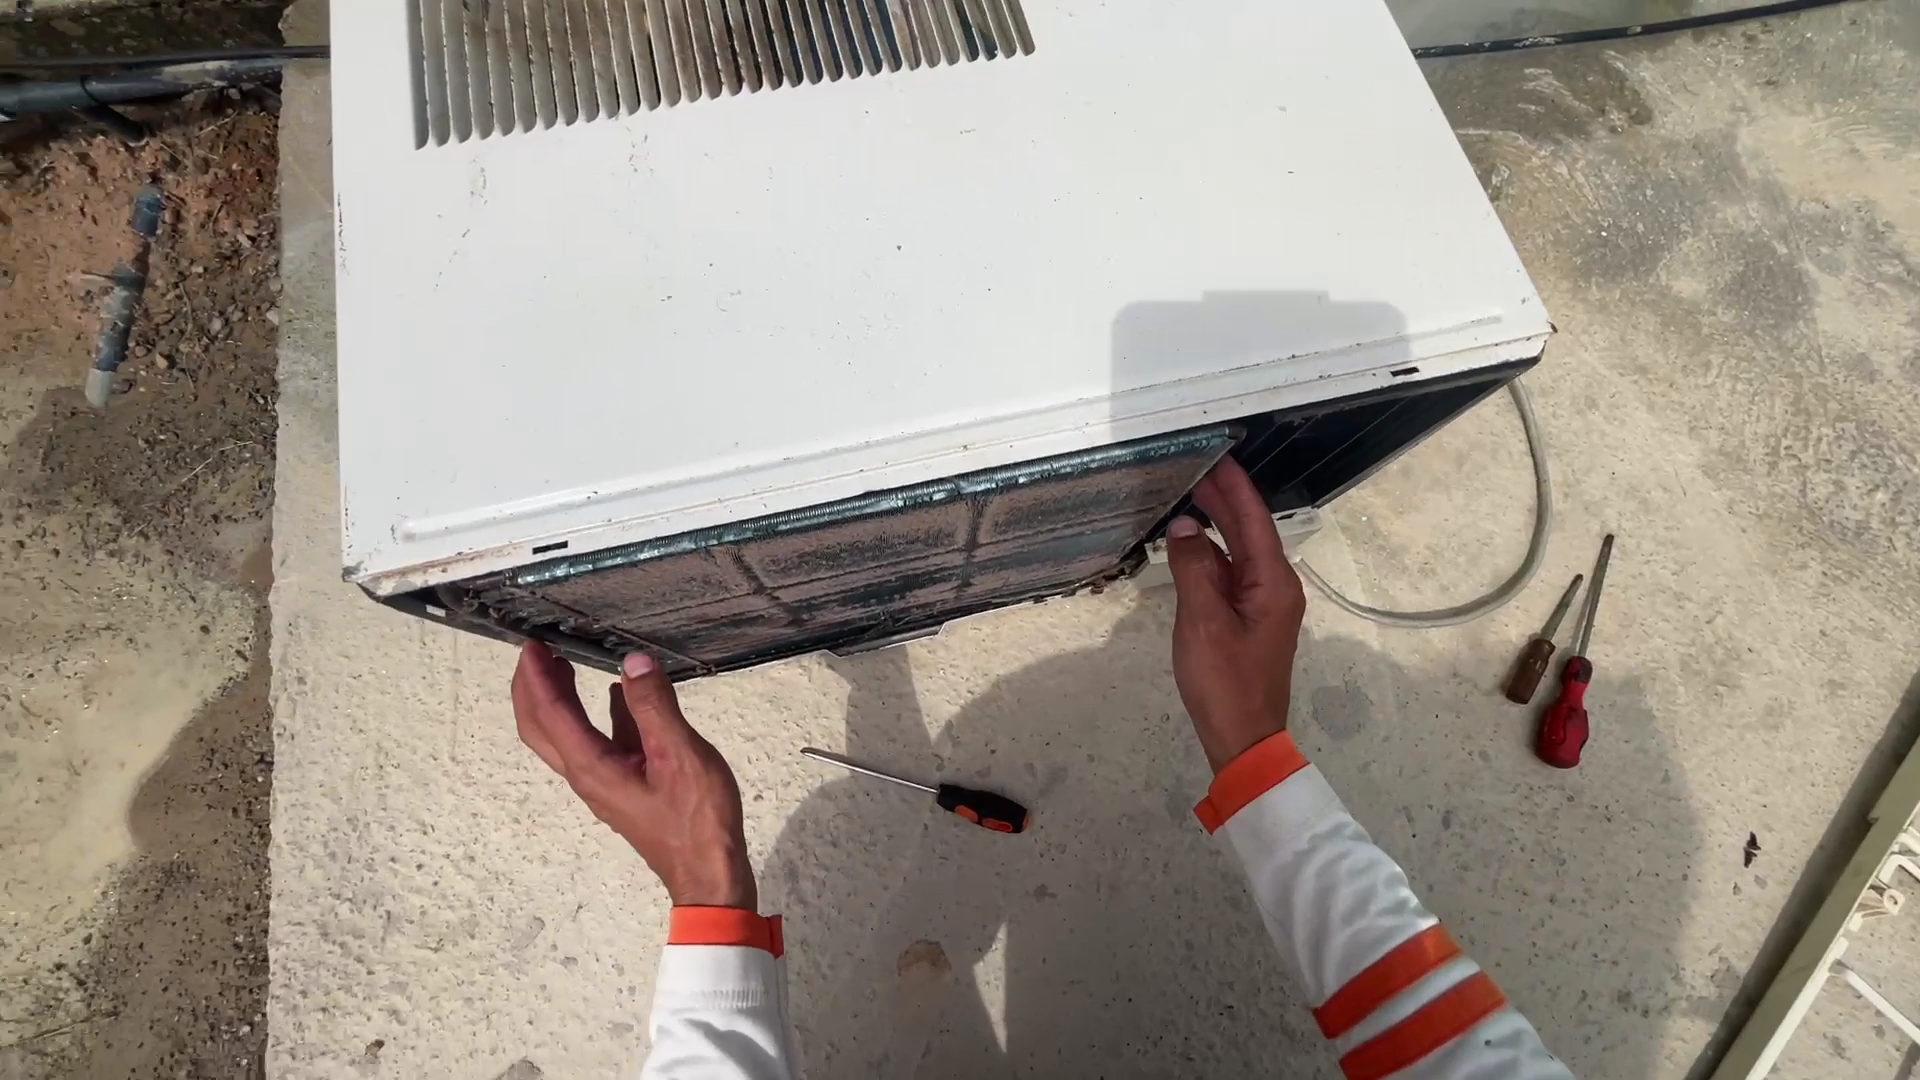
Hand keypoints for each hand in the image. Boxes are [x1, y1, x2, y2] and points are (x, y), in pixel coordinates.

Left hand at [511, 643, 756, 909]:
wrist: (709, 871)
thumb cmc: (696, 816)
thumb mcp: (680, 755)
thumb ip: (656, 706)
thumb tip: (633, 661)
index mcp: (593, 766)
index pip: (551, 714)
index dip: (536, 677)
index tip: (529, 644)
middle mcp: (587, 774)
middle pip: (541, 729)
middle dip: (530, 689)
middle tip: (535, 650)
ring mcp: (605, 781)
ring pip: (565, 736)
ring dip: (556, 700)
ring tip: (564, 664)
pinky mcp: (625, 784)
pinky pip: (598, 741)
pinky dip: (595, 713)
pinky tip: (616, 694)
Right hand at [1164, 457, 1307, 772]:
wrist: (1241, 736)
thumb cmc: (1224, 679)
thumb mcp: (1203, 621)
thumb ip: (1193, 569)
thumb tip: (1184, 528)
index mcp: (1273, 583)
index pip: (1254, 521)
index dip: (1235, 488)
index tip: (1218, 457)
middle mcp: (1274, 587)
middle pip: (1249, 532)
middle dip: (1225, 500)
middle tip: (1197, 469)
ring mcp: (1262, 604)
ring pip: (1238, 553)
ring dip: (1216, 527)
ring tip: (1190, 498)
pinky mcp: (1247, 619)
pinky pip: (1229, 576)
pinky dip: (1210, 557)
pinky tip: (1190, 549)